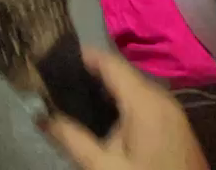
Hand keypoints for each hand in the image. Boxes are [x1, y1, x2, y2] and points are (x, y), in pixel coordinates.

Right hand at [38, 50, 206, 169]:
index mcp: (145, 100)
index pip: (106, 60)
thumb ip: (69, 137)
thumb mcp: (103, 168)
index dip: (78, 56)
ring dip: (105, 90)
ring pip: (131, 87)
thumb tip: (38, 115)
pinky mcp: (177, 129)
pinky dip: (122, 103)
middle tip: (58, 85)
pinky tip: (105, 121)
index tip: (50, 60)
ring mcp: (173, 114)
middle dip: (89, 76)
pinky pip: (144, 102)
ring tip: (76, 100)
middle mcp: (162, 98)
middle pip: (118, 73)